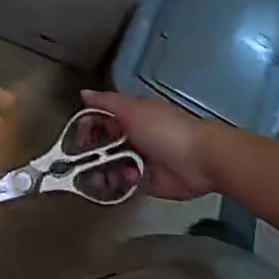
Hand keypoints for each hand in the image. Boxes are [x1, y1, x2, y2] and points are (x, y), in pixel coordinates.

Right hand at [81, 90, 221, 199]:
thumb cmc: (164, 130)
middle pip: (102, 146)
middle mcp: (132, 136)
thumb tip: (83, 93)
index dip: (86, 129)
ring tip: (103, 178)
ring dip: (103, 173)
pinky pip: (124, 185)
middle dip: (91, 155)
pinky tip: (126, 181)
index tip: (78, 141)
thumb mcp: (133, 111)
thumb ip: (106, 103)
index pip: (99, 120)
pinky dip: (120, 185)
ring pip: (110, 167)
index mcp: (129, 116)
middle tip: (83, 165)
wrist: (200, 159)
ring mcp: (138, 160)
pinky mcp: (145, 182)